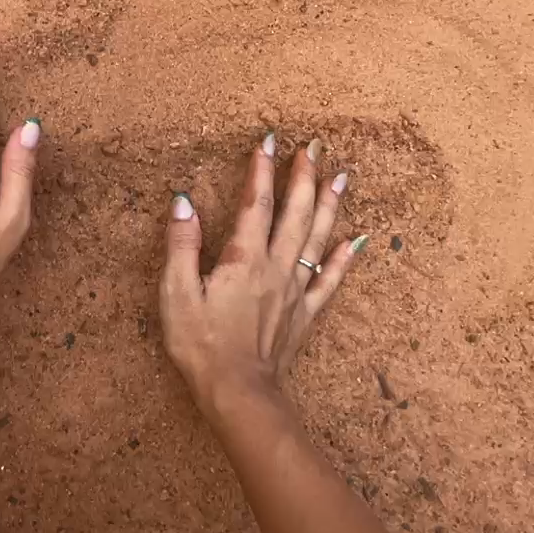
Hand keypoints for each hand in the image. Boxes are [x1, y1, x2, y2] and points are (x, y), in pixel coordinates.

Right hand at [159, 133, 367, 418]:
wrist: (238, 392)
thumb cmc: (200, 343)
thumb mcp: (176, 293)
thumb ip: (181, 245)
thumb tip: (183, 202)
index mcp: (244, 260)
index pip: (256, 205)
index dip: (261, 171)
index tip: (268, 140)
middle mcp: (276, 268)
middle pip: (296, 214)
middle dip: (304, 177)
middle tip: (314, 147)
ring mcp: (296, 291)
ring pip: (319, 238)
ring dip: (330, 204)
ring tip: (341, 176)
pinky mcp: (305, 313)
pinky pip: (331, 280)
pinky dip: (345, 257)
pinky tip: (357, 240)